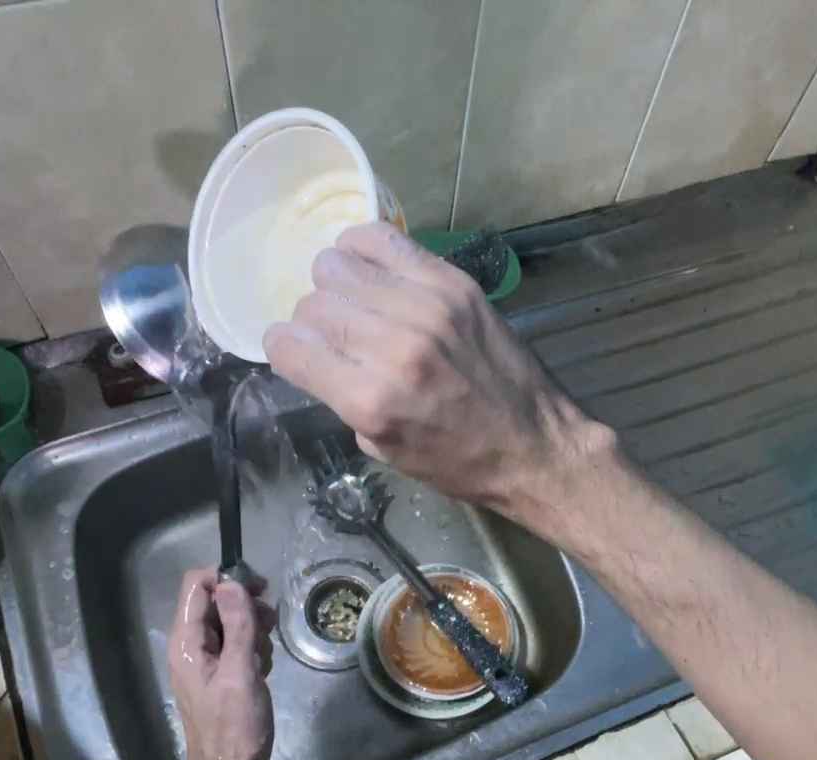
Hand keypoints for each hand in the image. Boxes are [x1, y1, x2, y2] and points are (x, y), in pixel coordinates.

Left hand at [166, 569, 274, 759]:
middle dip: (246, 607)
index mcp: (186, 642)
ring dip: (253, 630)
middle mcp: (191, 646)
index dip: (226, 578)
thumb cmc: (234, 727)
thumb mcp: (241, 672)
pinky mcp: (221, 673)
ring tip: (263, 658)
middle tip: (268, 625)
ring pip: (232, 622)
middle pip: (217, 600)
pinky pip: (238, 644)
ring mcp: (206, 660)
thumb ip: (237, 625)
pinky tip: (262, 670)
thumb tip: (231, 582)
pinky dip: (254, 649)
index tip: (259, 588)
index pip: (196, 585)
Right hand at [263, 222, 614, 519]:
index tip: (293, 352)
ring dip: (335, 286)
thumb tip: (319, 357)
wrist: (534, 446)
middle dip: (311, 322)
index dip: (282, 348)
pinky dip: (363, 248)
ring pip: (339, 266)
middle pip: (313, 306)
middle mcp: (392, 348)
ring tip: (354, 303)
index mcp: (370, 401)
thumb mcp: (385, 450)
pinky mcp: (453, 283)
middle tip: (334, 336)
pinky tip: (368, 268)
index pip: (290, 347)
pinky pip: (383, 239)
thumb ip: (344, 400)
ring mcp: (426, 308)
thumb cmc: (458, 462)